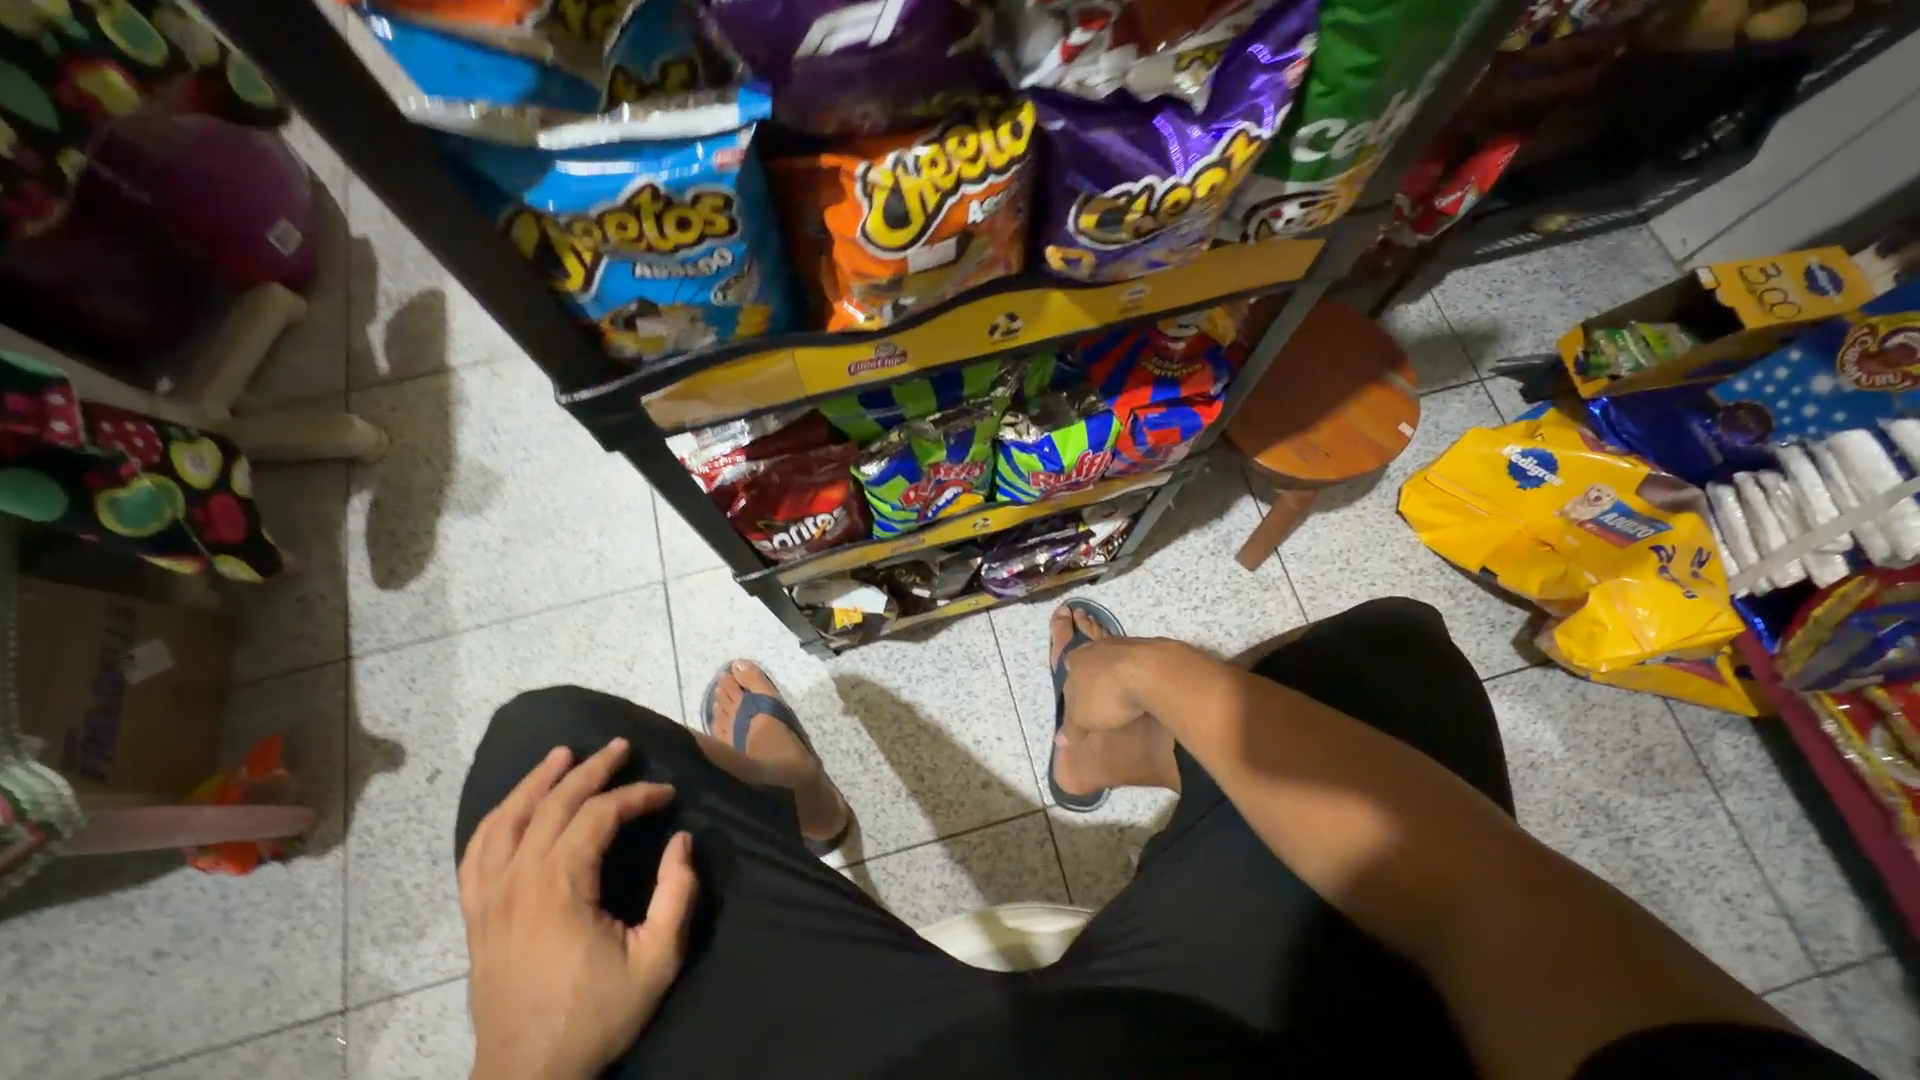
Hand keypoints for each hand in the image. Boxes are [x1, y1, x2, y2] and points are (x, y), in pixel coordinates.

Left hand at [459, 738, 698, 1079]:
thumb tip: (683, 843)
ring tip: (562, 754)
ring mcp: (489, 896)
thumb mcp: (656, 961)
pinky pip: (476, 851)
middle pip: (553, 804)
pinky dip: (495, 819)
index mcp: (560, 887)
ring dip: (537, 780)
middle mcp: (518, 880)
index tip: (667, 794)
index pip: (598, 815)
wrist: (526, 1074)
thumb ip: (676, 896)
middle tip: (621, 747)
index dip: (636, 796)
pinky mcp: (476, 914)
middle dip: (591, 770)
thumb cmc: (595, 1016)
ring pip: (508, 818)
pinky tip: (512, 807)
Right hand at [1061, 636, 1156, 732]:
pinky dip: (1142, 675)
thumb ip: (1071, 727)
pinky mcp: (1152, 648)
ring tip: (1128, 698)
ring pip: (1118, 661)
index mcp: (1077, 658)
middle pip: (1094, 663)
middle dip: (1097, 678)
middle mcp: (1098, 646)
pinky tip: (1148, 690)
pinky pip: (1142, 664)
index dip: (1074, 687)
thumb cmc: (1106, 694)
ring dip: (1121, 675)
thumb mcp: (1082, 718)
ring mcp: (1126, 643)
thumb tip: (1061, 740)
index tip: (1080, 703)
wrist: (1151, 673)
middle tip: (1103, 700)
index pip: (1069, 670)